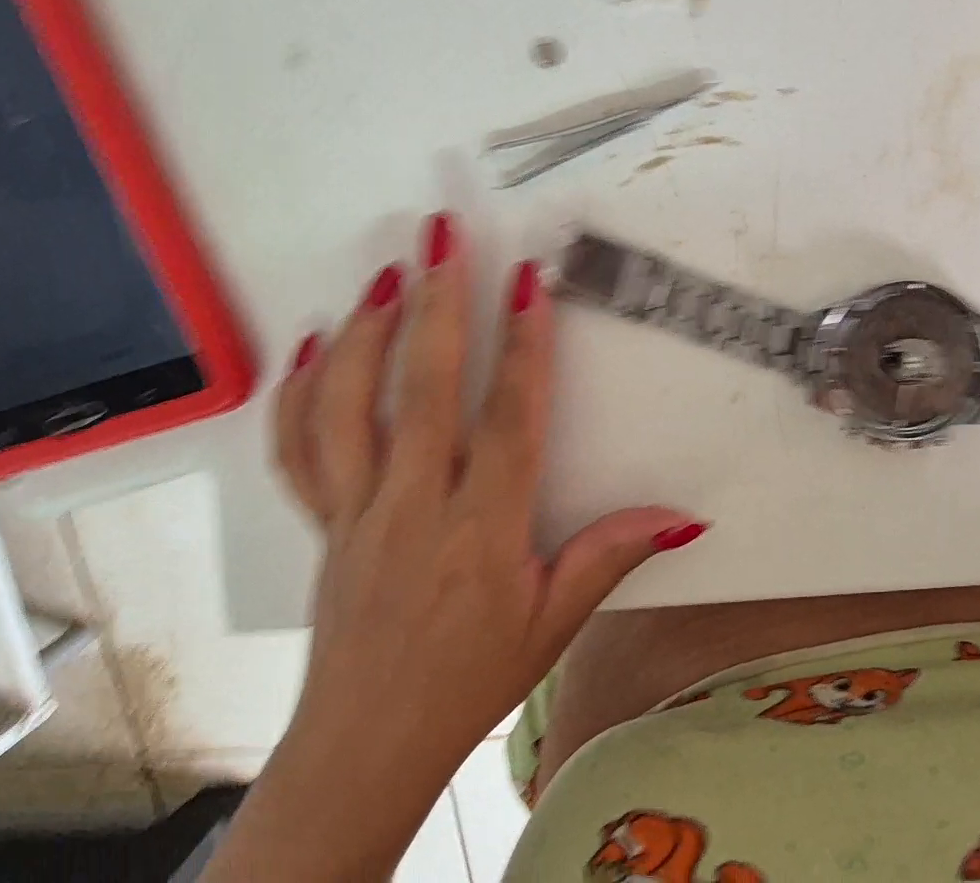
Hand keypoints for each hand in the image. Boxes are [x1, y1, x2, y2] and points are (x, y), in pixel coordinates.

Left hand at [274, 212, 705, 767]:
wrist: (368, 741)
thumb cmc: (471, 682)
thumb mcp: (553, 625)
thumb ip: (610, 558)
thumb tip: (681, 518)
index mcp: (482, 531)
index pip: (508, 420)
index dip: (523, 346)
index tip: (528, 282)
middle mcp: (415, 507)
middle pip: (423, 390)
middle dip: (437, 303)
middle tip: (443, 236)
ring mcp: (357, 511)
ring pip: (350, 407)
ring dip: (367, 333)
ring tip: (387, 274)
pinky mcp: (322, 523)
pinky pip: (298, 449)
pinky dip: (299, 392)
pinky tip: (316, 345)